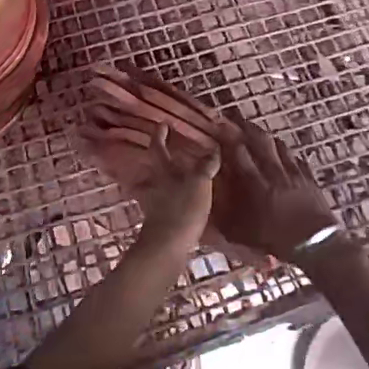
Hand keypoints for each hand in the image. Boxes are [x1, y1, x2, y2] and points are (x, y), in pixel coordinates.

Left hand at [132, 123, 220, 253]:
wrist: (167, 245)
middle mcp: (154, 183)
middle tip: (176, 149)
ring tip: (185, 173)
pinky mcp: (161, 219)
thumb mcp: (199, 183)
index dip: (160, 134)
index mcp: (162, 171)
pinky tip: (188, 199)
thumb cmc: (182, 209)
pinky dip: (177, 196)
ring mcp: (155, 202)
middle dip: (164, 156)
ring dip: (172, 177)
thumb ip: (205, 166)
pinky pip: (169, 201)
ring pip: (162, 183)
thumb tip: (213, 149)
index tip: (163, 123)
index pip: (158, 146)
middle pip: (157, 165)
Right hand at [213, 108, 339, 260]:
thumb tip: (208, 205)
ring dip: (266, 137)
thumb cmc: (275, 240)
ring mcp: (294, 174)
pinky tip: (283, 155)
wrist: (316, 246)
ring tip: (257, 133)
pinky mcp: (309, 180)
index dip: (227, 136)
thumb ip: (224, 215)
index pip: (238, 151)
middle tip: (235, 118)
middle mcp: (273, 173)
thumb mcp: (241, 233)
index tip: (218, 125)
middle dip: (246, 126)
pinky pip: (296, 159)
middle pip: (260, 140)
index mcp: (255, 184)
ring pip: (279, 146)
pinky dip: (286, 154)